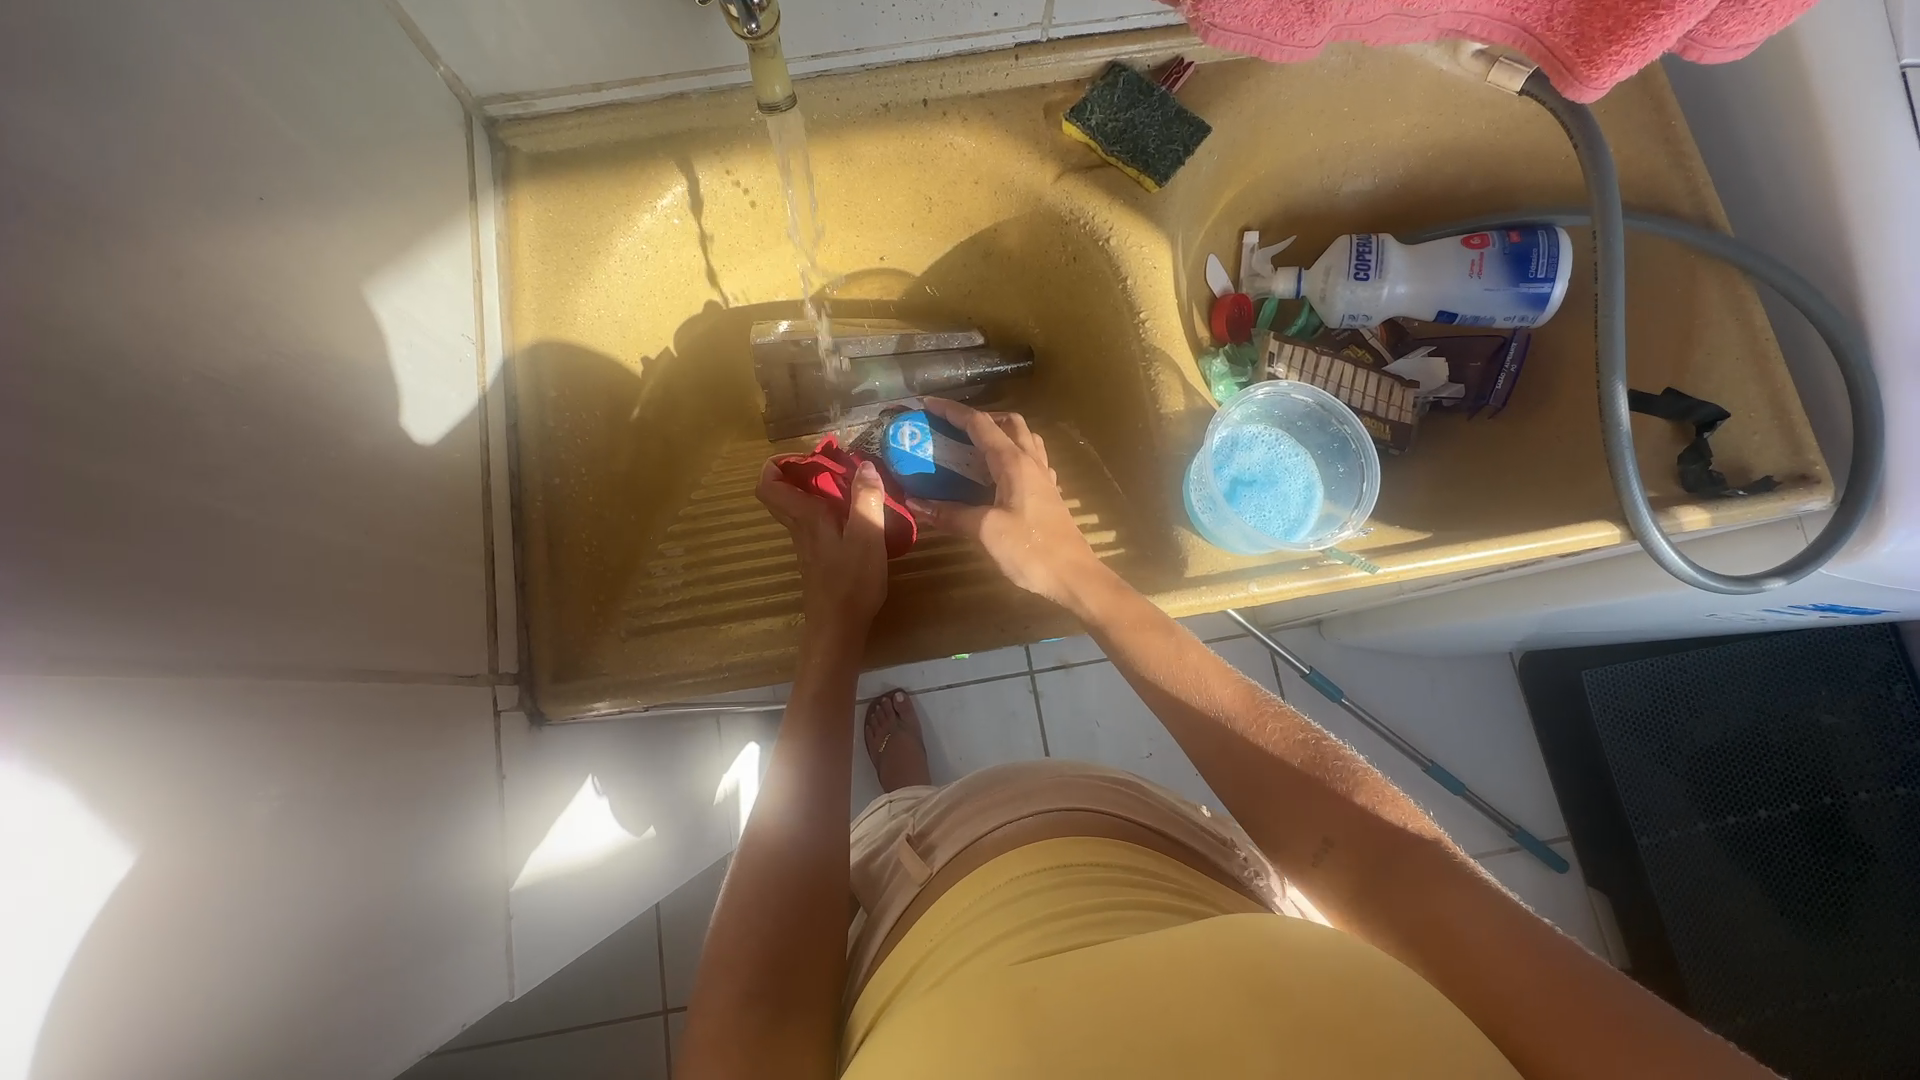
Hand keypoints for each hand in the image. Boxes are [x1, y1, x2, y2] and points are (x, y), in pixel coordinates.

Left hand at [756, 457, 887, 640]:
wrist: (839, 628)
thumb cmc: (851, 582)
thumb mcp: (867, 537)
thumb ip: (866, 499)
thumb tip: (864, 465)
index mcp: (806, 518)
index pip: (768, 485)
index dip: (777, 465)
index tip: (806, 457)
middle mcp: (801, 528)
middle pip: (782, 494)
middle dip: (800, 473)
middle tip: (833, 466)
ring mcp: (808, 546)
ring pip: (799, 509)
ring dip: (817, 492)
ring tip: (851, 485)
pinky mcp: (819, 559)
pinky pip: (815, 524)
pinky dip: (830, 512)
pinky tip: (857, 516)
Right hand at [906, 398, 1105, 607]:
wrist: (1074, 576)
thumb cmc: (1031, 550)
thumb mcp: (985, 530)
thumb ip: (950, 514)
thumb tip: (916, 502)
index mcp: (1013, 462)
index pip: (980, 424)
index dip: (952, 412)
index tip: (928, 405)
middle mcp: (1031, 462)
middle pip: (1009, 423)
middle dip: (981, 418)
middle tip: (954, 429)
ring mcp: (1045, 478)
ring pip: (1025, 439)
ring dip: (1001, 433)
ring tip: (976, 447)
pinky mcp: (1050, 495)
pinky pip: (1033, 462)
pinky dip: (1014, 456)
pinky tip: (1001, 475)